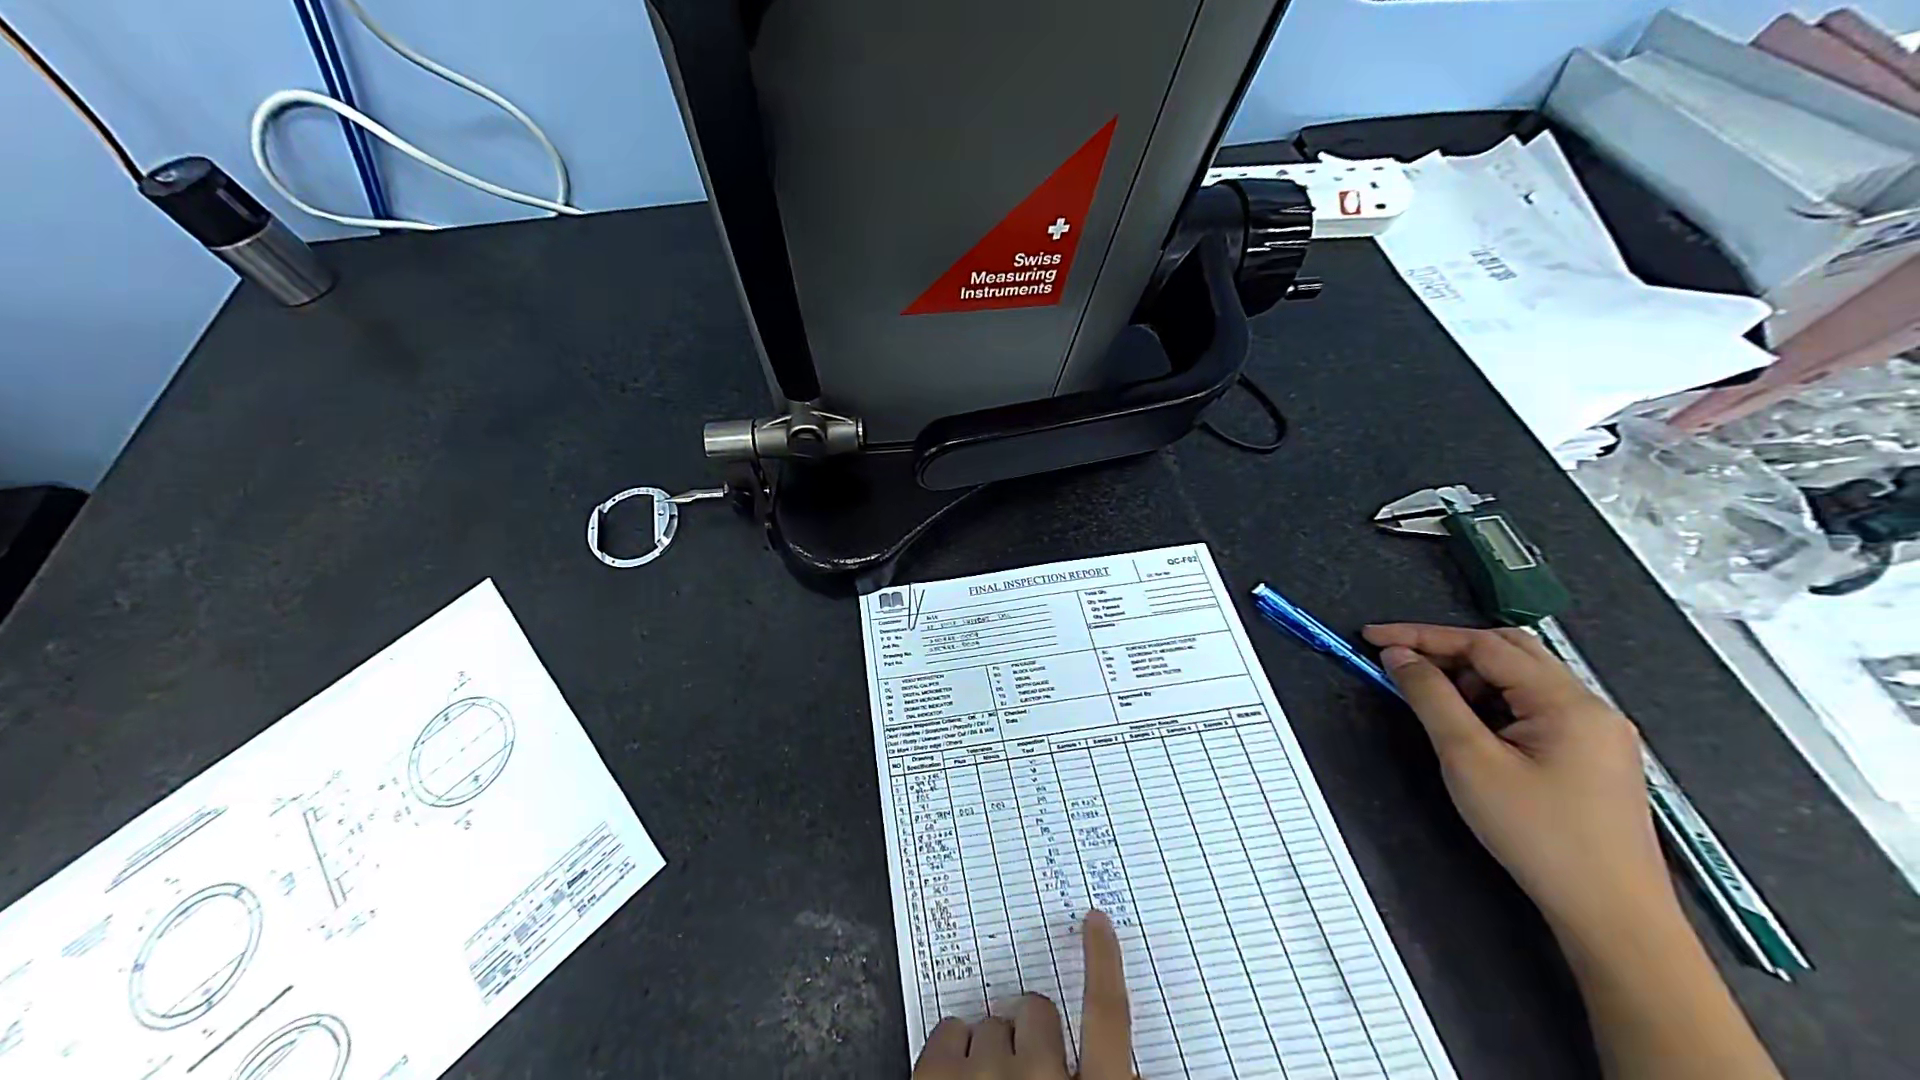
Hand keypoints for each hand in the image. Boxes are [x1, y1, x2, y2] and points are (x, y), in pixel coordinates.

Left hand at [911, 909, 1132, 1079]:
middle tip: (1025, 1073)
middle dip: (1030, 1034)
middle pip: (1038, 1012)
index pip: (1108, 1020)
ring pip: (991, 1022)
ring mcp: (985, 1079)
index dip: (1103, 964)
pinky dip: (953, 1049)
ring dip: (992, 1049)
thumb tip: (1111, 1061)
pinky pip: (950, 1029)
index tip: (1095, 921)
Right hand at [1361, 623, 1671, 936]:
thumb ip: (1431, 698)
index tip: (1373, 637)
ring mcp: (1597, 731)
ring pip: (1521, 679)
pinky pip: (1533, 707)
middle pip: (1509, 651)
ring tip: (1432, 703)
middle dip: (1448, 651)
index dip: (1422, 636)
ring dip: (1470, 679)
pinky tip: (1470, 728)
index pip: (1483, 645)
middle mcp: (1590, 706)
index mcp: (1568, 702)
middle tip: (1400, 664)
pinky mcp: (1592, 755)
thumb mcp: (1469, 760)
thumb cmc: (1538, 834)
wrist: (1611, 914)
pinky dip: (1492, 704)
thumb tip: (1400, 656)